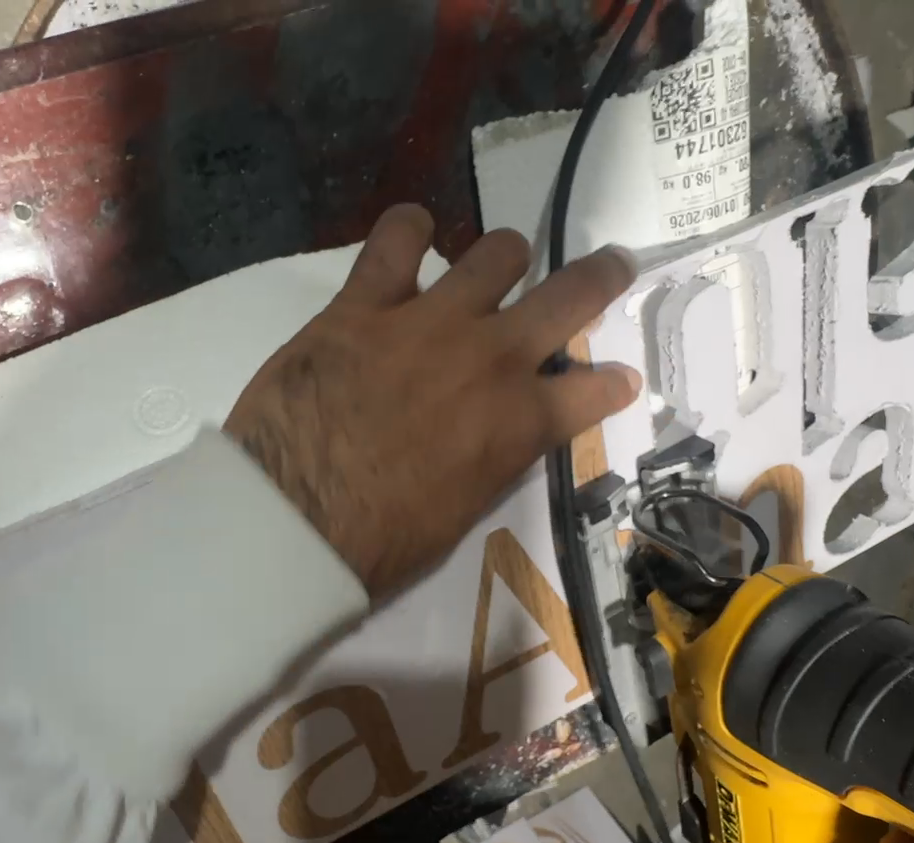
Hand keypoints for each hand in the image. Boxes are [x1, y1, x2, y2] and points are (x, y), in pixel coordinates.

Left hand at [224, 204, 641, 599]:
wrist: (293, 523)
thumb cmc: (379, 542)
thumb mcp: (459, 515)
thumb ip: (489, 461)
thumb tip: (492, 436)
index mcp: (517, 424)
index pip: (594, 391)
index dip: (613, 383)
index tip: (620, 378)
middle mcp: (489, 359)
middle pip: (569, 296)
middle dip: (599, 278)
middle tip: (609, 267)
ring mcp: (429, 323)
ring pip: (495, 253)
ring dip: (505, 258)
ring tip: (497, 266)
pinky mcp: (363, 305)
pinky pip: (396, 238)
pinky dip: (409, 229)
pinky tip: (412, 234)